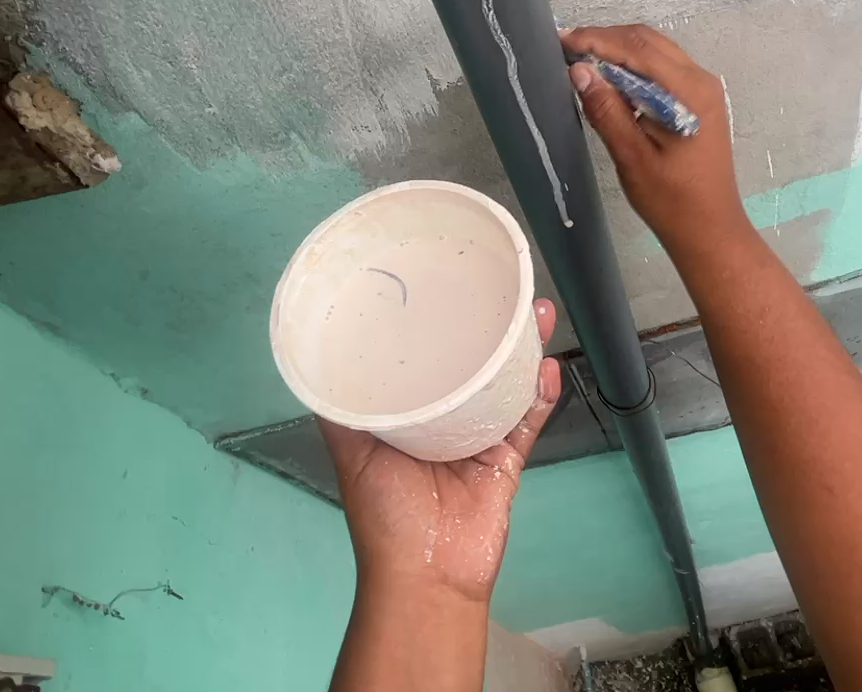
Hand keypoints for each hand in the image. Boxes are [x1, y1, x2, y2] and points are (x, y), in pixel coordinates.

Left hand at [319, 299, 561, 603]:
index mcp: (413, 413)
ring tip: (538, 313)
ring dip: (525, 348)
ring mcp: (481, 436)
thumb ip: (339, 412)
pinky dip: (541, 395)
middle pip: (475, 362)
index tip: (451, 283)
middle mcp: (448, 417)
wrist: (426, 577)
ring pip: (508, 382)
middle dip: (494, 326)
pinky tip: (548, 366)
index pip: (428, 356)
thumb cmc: (385, 514)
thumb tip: (313, 360)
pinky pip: (529, 420)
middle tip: (510, 290)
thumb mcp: (352, 453)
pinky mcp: (509, 459)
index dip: (442, 321)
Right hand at [561, 24, 746, 251]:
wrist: (708, 227)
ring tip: (580, 59)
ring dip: (617, 49)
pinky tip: (608, 77)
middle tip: (565, 48)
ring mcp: (701, 88)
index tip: (561, 41)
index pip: (637, 50)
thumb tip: (579, 71)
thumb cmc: (671, 200)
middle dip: (605, 39)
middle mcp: (700, 80)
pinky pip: (660, 67)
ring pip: (654, 50)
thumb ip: (606, 110)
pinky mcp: (696, 98)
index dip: (596, 40)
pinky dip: (631, 65)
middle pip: (647, 42)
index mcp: (689, 92)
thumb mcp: (631, 157)